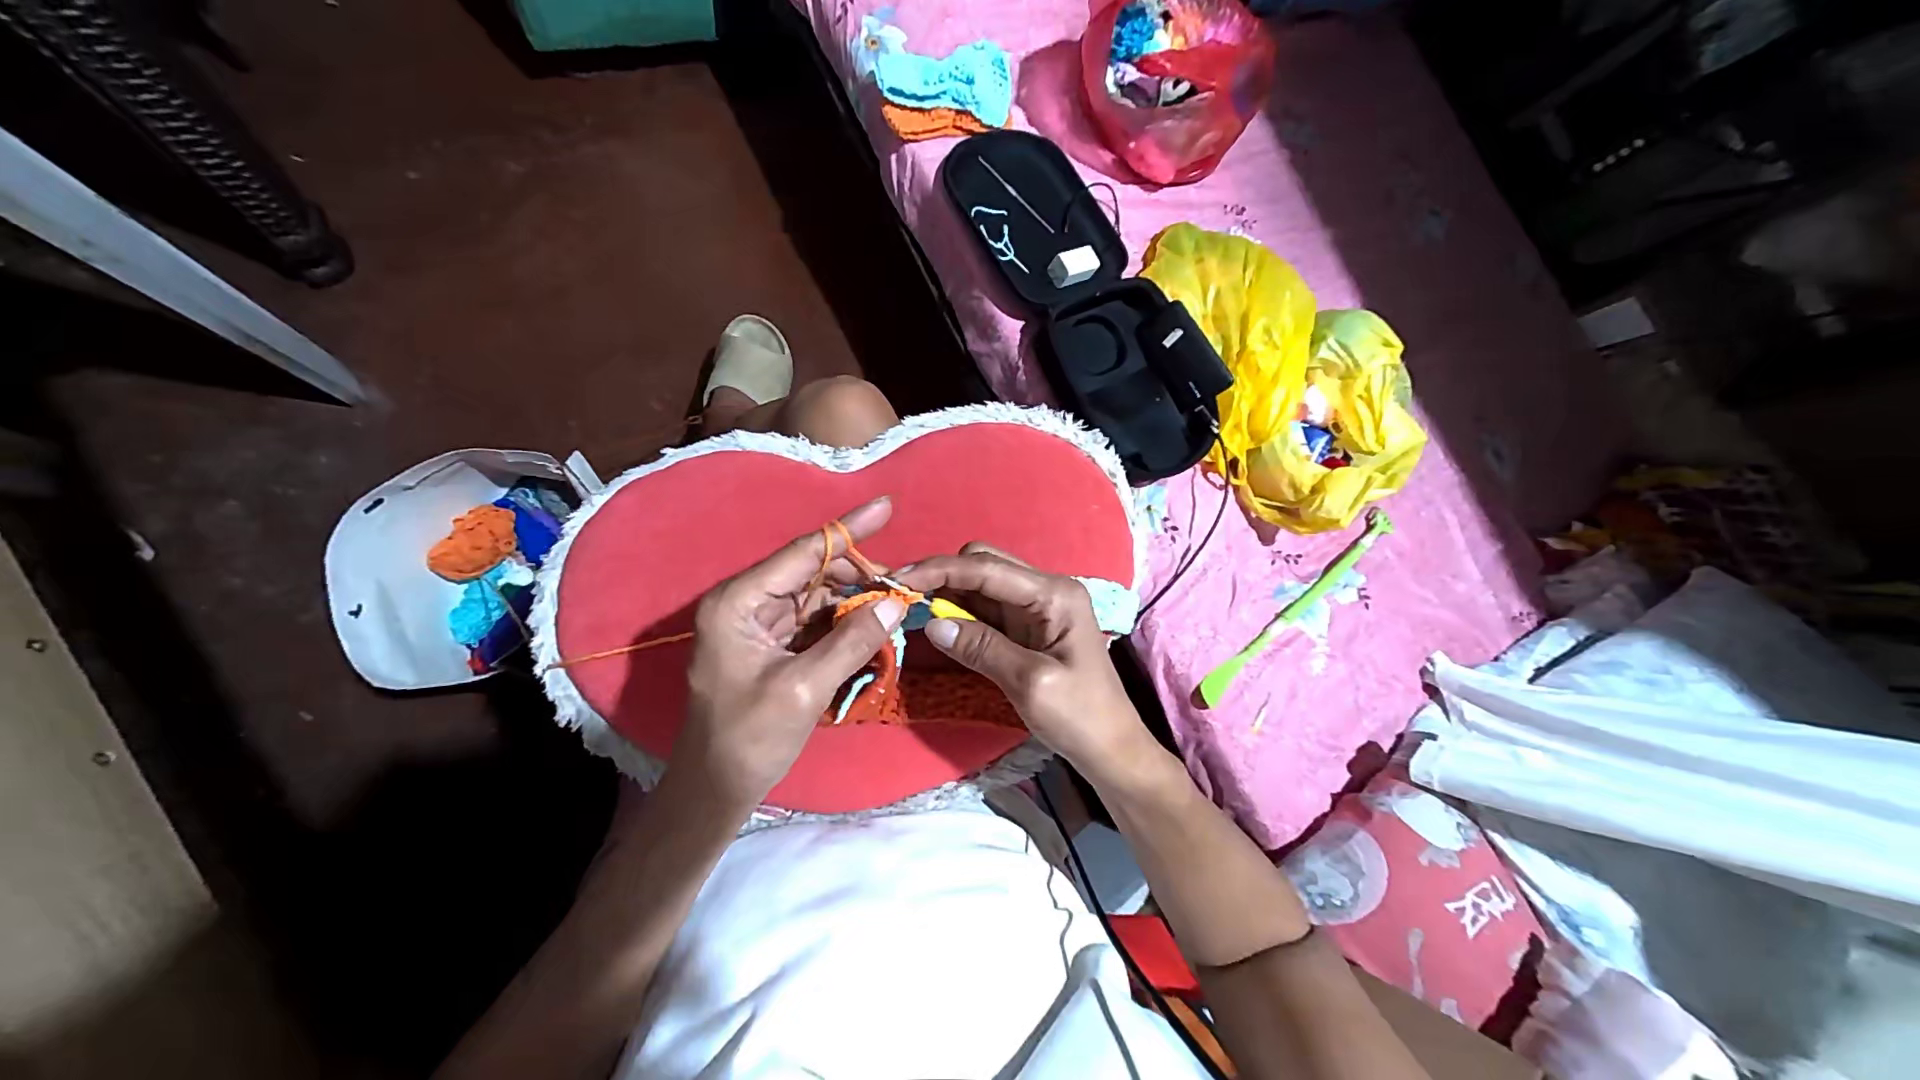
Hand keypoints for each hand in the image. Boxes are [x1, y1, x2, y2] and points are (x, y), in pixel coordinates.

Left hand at [677, 497, 908, 808]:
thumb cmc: (748, 738)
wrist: (714, 789)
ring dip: (855, 599)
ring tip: (895, 604)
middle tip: (902, 583)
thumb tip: (895, 605)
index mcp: (739, 602)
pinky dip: (844, 622)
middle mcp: (746, 602)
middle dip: (858, 574)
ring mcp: (759, 623)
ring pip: (818, 596)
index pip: (803, 553)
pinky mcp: (772, 645)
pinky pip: (815, 621)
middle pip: (812, 571)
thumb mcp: (802, 689)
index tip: (886, 506)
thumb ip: (850, 642)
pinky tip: (872, 625)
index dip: (848, 530)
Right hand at [899, 545, 1161, 786]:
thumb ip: (982, 648)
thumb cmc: (1080, 716)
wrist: (1110, 749)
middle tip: (905, 601)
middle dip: (943, 577)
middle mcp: (1045, 590)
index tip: (900, 581)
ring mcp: (1036, 609)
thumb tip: (931, 624)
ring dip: (948, 595)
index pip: (987, 568)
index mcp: (1054, 594)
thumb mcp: (1030, 683)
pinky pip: (985, 609)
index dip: (941, 570)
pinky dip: (960, 613)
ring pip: (980, 585)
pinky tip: (939, 625)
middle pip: (983, 564)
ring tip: (912, 611)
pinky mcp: (1026, 628)